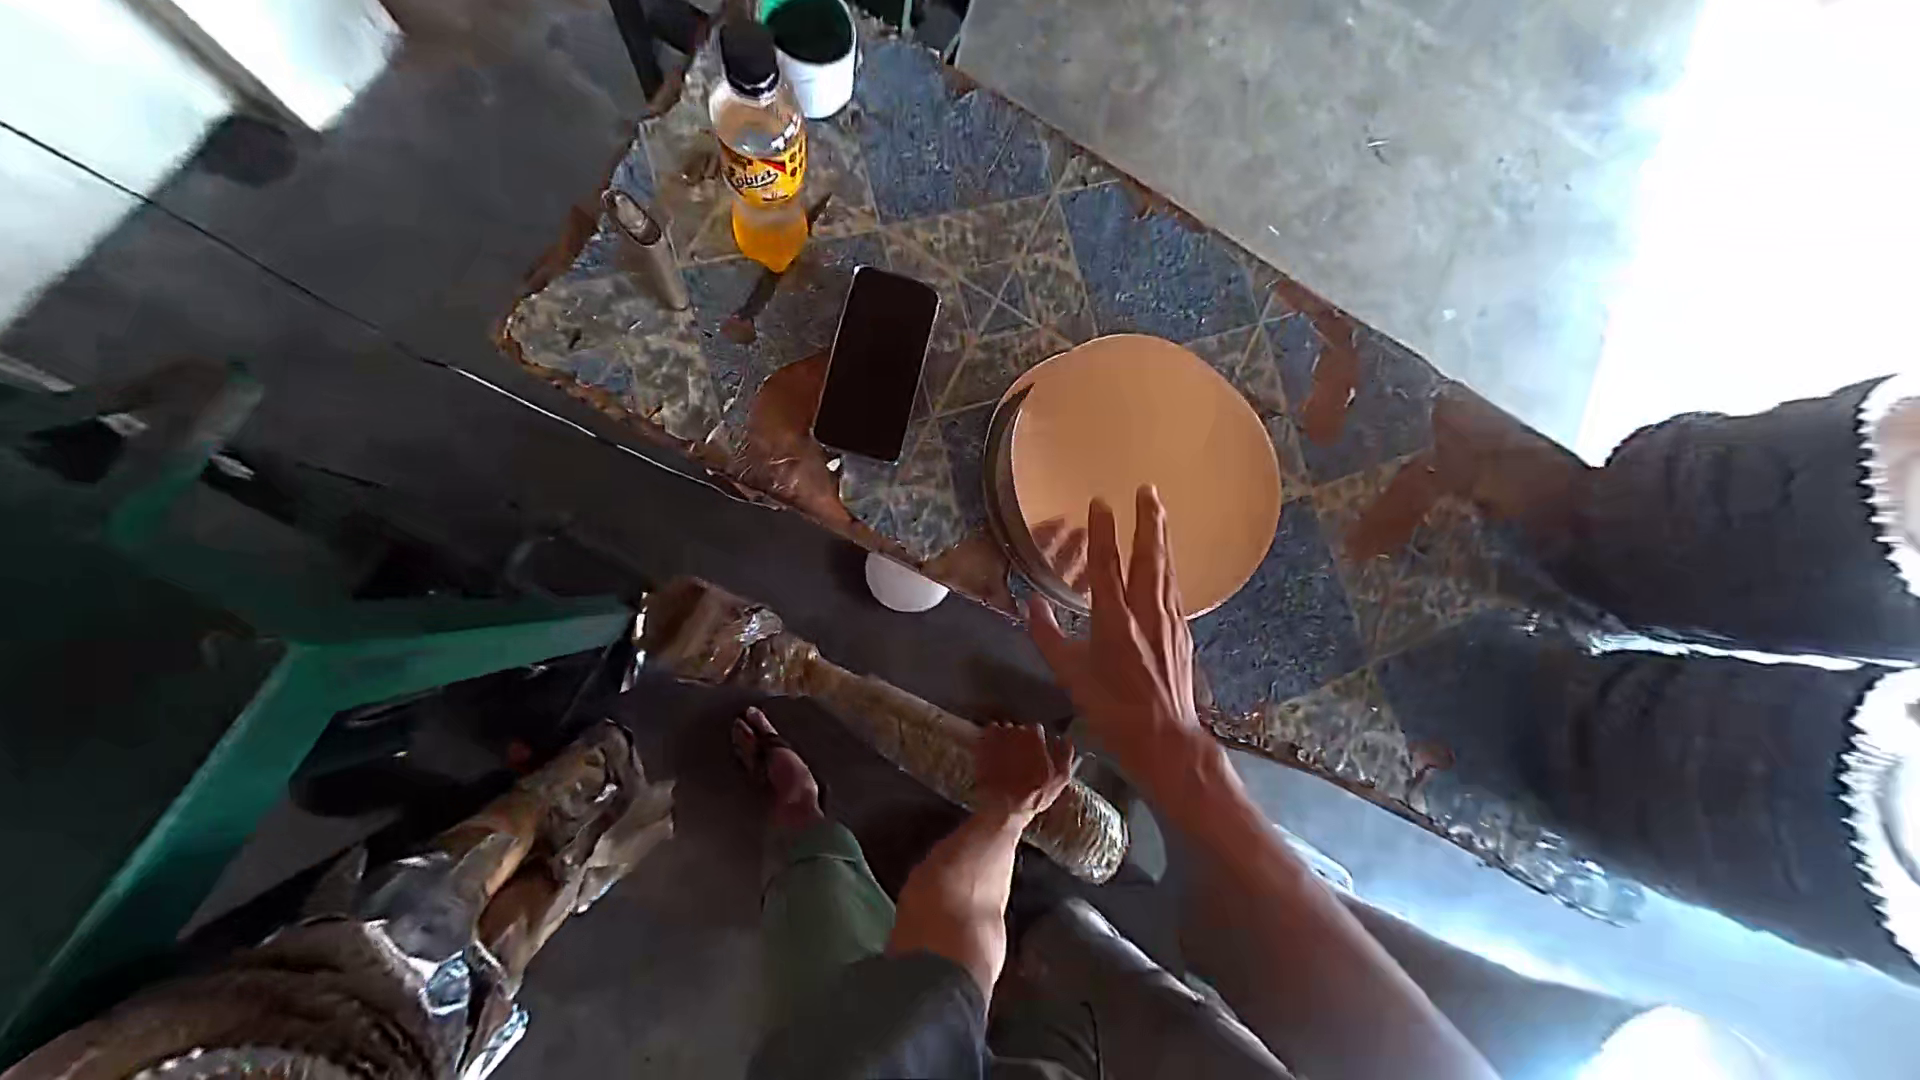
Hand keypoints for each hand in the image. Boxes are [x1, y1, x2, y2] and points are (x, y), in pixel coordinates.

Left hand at [972, 722, 1074, 820]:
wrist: (1004, 806)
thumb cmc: (1034, 794)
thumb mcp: (1060, 778)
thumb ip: (1065, 754)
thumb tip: (1065, 738)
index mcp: (1036, 735)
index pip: (1037, 730)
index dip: (1036, 743)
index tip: (1034, 754)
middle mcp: (1016, 730)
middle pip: (1020, 730)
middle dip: (1020, 741)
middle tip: (1020, 759)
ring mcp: (998, 735)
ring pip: (1004, 731)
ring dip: (1005, 740)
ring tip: (1005, 759)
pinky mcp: (983, 742)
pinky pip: (989, 734)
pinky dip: (991, 740)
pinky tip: (993, 754)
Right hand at [1025, 486, 1217, 801]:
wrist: (1164, 737)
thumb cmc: (1111, 708)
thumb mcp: (1071, 675)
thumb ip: (1048, 636)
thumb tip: (1030, 604)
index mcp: (1114, 621)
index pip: (1106, 566)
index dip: (1102, 532)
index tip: (1100, 503)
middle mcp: (1145, 613)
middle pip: (1148, 557)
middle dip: (1147, 521)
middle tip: (1148, 490)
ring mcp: (1169, 620)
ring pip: (1165, 569)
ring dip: (1161, 537)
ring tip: (1159, 511)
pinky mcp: (1182, 632)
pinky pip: (1173, 588)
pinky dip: (1168, 566)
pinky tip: (1166, 559)